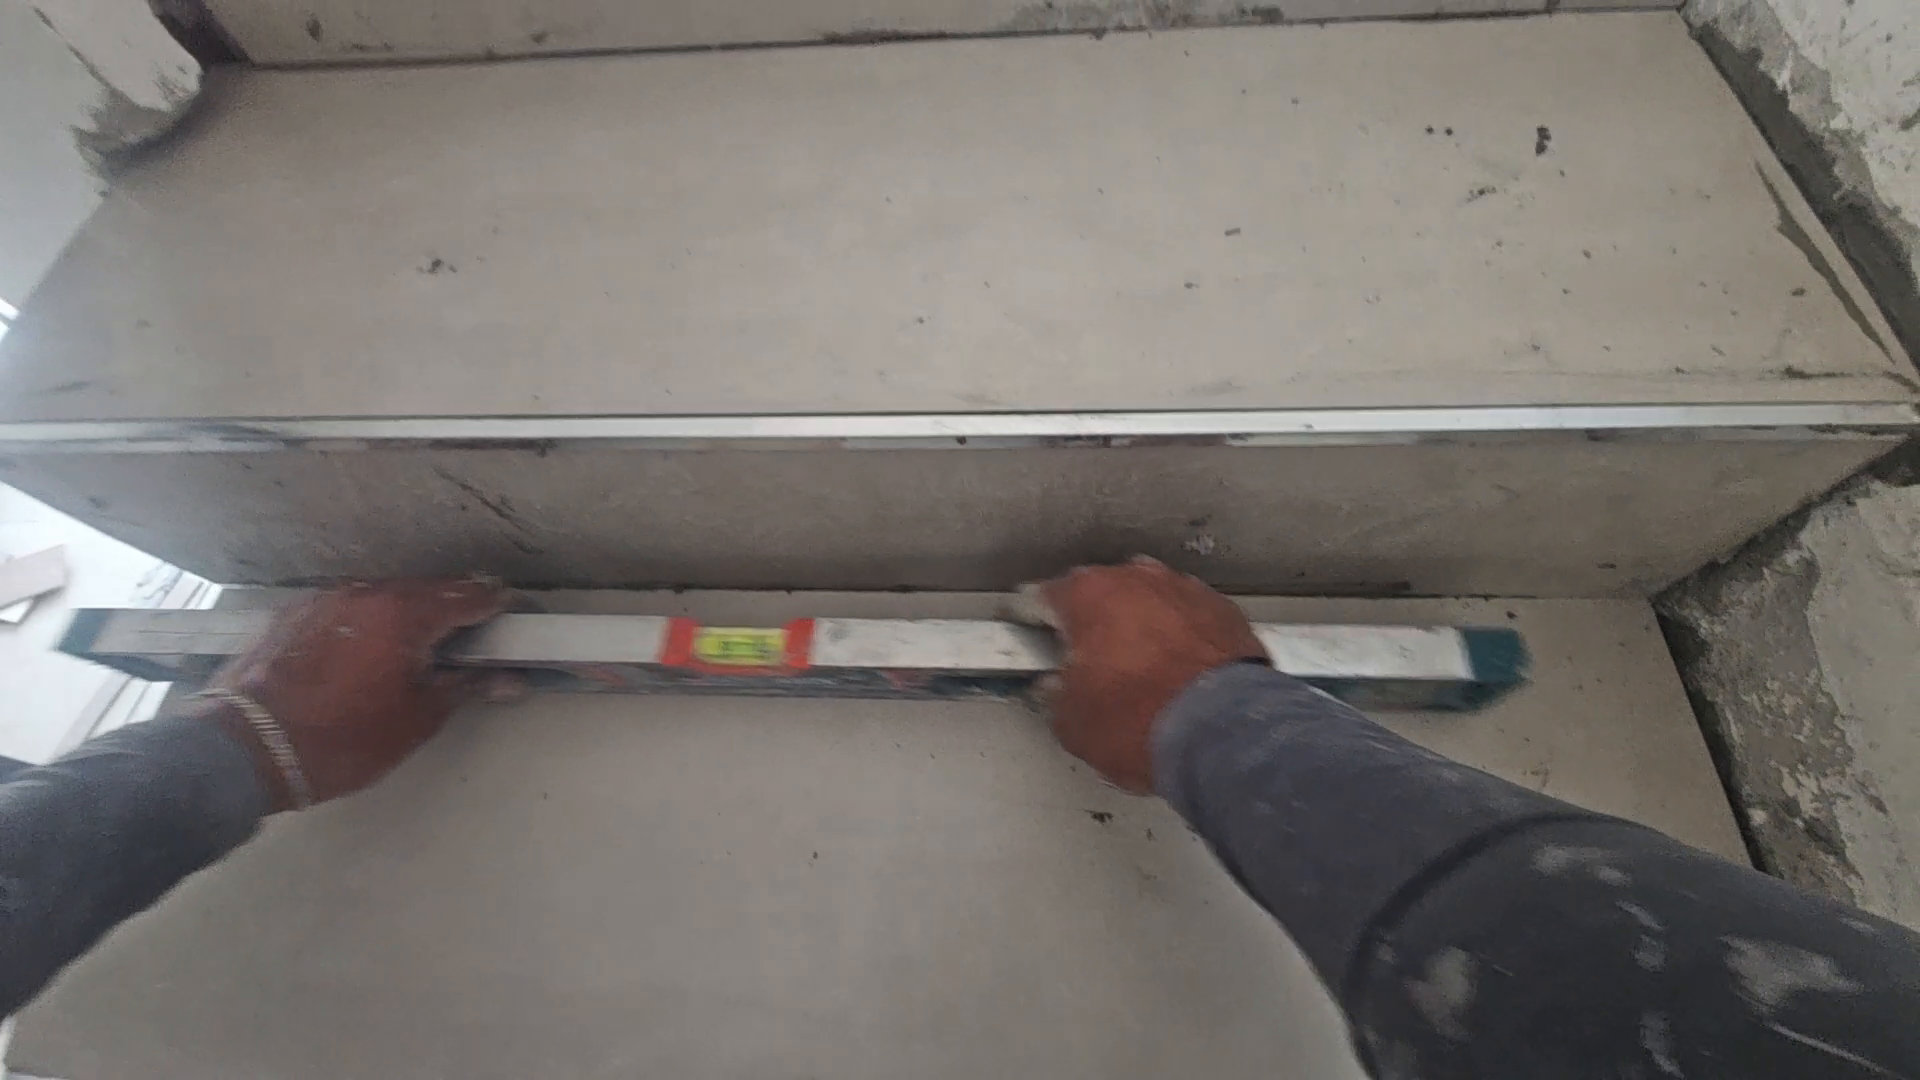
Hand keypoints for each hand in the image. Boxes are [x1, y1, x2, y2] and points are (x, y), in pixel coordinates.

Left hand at [195, 579, 505, 810]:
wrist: (237, 753)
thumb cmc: (344, 736)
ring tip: (425, 637)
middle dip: (457, 605)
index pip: (471, 597)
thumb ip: (468, 686)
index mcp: (406, 612)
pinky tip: (374, 642)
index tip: (515, 617)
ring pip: (388, 594)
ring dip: (413, 610)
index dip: (498, 606)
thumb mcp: (419, 717)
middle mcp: (369, 593)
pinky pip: (351, 606)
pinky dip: (373, 618)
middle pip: (430, 589)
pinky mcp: (293, 614)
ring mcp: (326, 600)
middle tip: (476, 629)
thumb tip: (513, 680)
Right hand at [1008, 556, 1266, 793]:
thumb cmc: (1144, 721)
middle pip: (1097, 594)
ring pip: (1145, 601)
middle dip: (1088, 622)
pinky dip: (1178, 637)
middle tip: (1084, 662)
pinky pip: (1186, 618)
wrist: (1226, 736)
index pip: (1040, 597)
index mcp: (1087, 595)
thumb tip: (1055, 690)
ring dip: (1136, 626)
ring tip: (1137, 669)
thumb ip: (1053, 693)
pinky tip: (1177, 671)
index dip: (1027, 616)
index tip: (1022, 625)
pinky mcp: (1223, 610)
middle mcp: (1134, 579)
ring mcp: (1183, 590)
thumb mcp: (1071, 722)